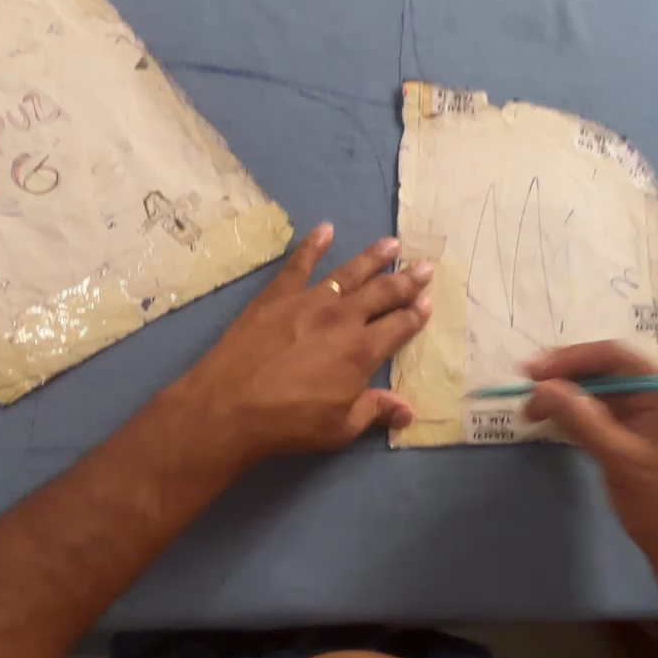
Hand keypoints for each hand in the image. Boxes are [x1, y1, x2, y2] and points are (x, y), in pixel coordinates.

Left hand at [177, 223, 433, 465]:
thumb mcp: (340, 428)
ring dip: (374, 257)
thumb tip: (408, 410)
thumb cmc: (289, 423)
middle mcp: (343, 318)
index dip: (416, 314)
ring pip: (350, 272)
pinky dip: (314, 245)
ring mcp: (310, 301)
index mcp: (362, 351)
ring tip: (392, 243)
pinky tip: (325, 229)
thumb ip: (375, 411)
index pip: (399, 326)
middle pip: (383, 293)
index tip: (428, 302)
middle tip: (426, 265)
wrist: (229, 407)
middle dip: (407, 279)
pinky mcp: (277, 294)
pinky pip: (300, 263)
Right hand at [524, 342, 657, 579]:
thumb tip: (541, 387)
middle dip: (563, 376)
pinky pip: (598, 412)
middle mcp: (656, 394)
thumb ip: (580, 418)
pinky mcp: (632, 434)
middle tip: (527, 388)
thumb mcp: (618, 457)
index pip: (613, 355)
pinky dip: (572, 414)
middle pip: (603, 369)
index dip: (570, 358)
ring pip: (596, 391)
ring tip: (531, 410)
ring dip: (564, 396)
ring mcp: (644, 414)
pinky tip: (549, 421)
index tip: (533, 371)